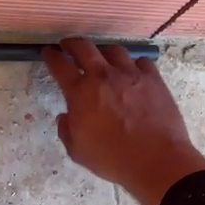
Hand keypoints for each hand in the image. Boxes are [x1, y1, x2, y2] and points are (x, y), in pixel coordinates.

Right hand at [41, 38, 204, 204]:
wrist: (156, 161)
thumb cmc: (113, 159)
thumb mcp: (78, 151)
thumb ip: (66, 130)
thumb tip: (65, 117)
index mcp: (81, 93)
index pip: (59, 65)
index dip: (51, 56)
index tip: (48, 52)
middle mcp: (103, 76)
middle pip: (84, 47)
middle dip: (72, 43)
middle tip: (68, 45)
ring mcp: (130, 74)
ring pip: (114, 50)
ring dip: (104, 53)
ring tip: (103, 59)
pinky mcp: (153, 78)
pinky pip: (141, 62)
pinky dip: (134, 65)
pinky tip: (133, 73)